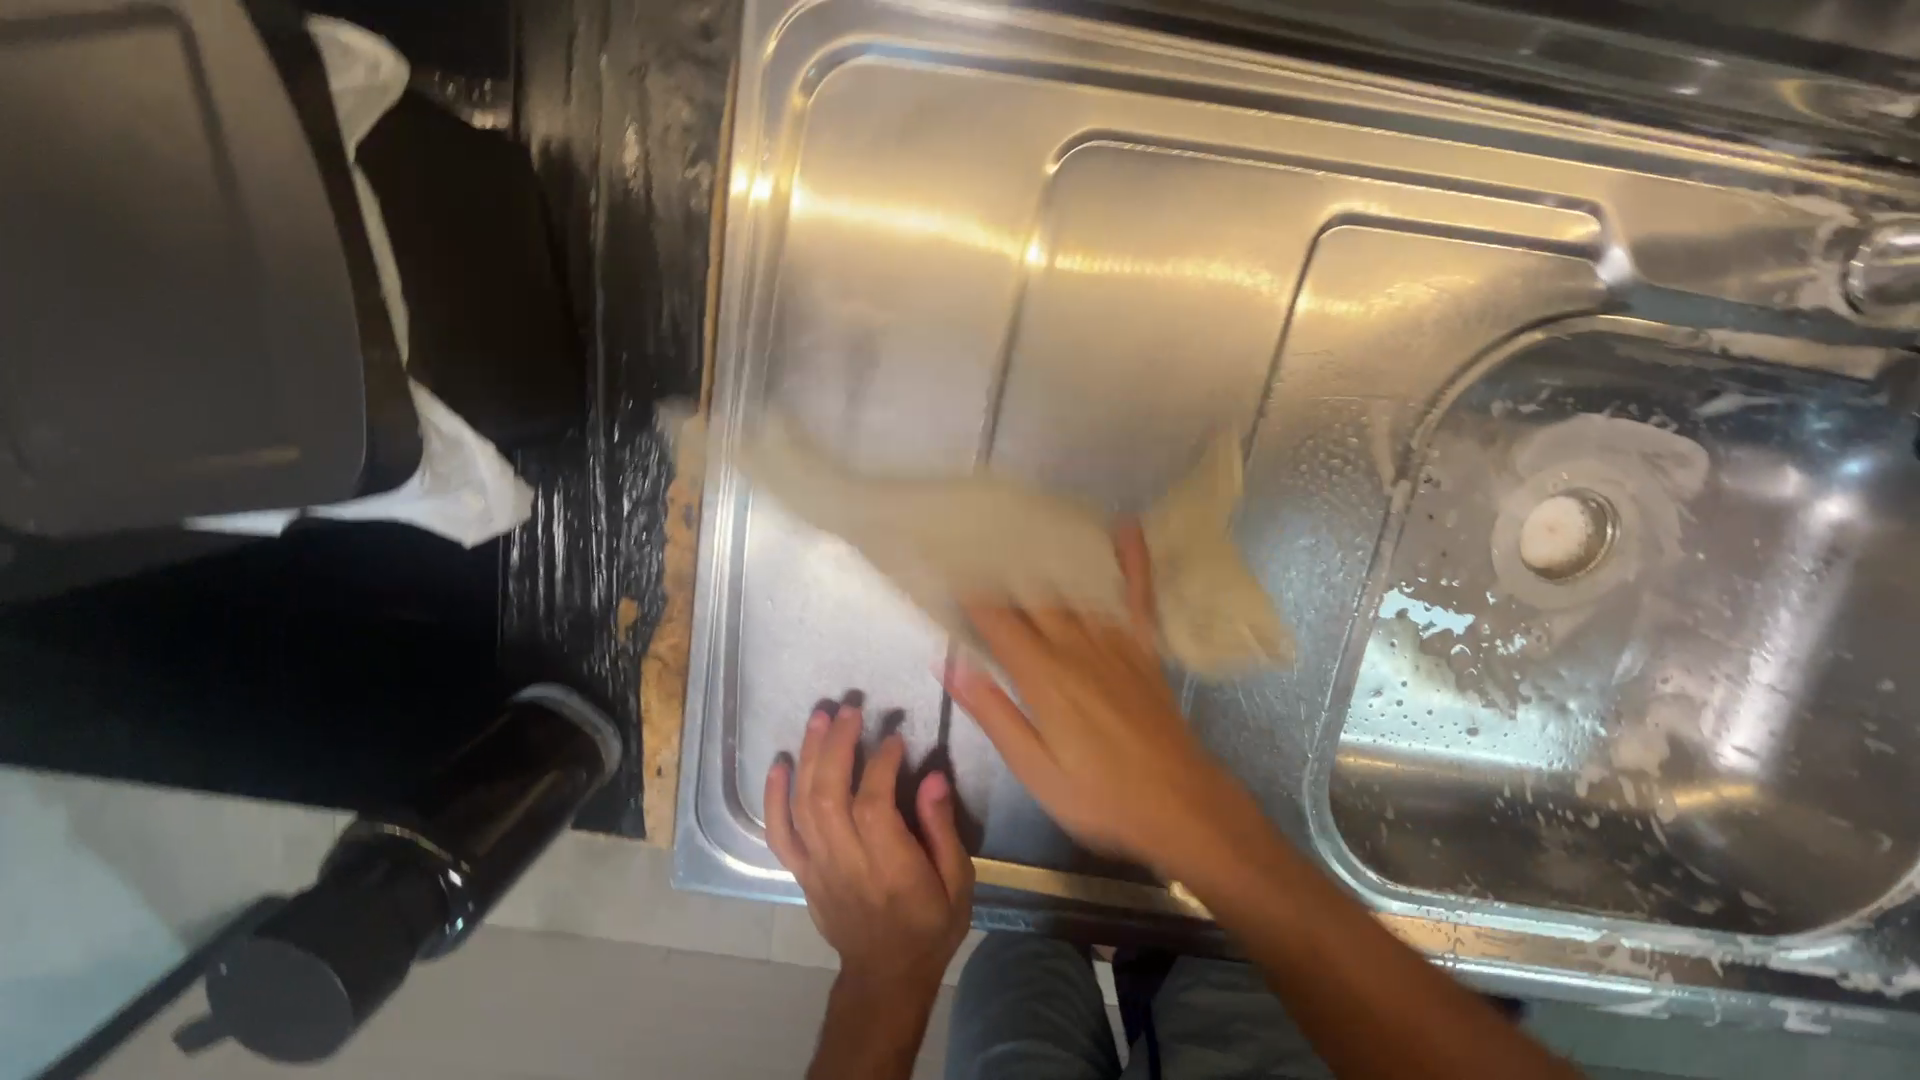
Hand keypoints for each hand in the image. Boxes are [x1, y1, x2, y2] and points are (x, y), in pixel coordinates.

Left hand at [764, 701, 973, 994]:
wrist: (885, 976)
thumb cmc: (929, 927)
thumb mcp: (957, 883)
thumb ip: (942, 830)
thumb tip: (933, 777)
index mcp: (889, 866)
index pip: (872, 804)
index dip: (880, 763)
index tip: (895, 736)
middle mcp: (846, 861)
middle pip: (828, 794)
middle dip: (837, 743)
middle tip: (851, 708)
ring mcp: (817, 866)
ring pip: (803, 803)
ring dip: (809, 755)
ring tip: (820, 716)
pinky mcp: (801, 871)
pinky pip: (779, 832)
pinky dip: (773, 796)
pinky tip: (780, 761)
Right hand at [943, 524, 1237, 875]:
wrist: (1182, 807)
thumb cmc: (1101, 797)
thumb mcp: (1034, 769)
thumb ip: (993, 713)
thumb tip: (949, 664)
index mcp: (1044, 676)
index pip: (996, 620)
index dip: (968, 592)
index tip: (944, 568)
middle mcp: (1077, 647)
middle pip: (1032, 597)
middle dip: (1000, 569)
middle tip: (974, 542)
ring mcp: (1116, 643)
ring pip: (1074, 589)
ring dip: (1046, 558)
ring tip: (1021, 530)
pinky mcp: (1145, 649)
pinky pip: (1137, 596)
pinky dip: (1133, 560)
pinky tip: (1126, 527)